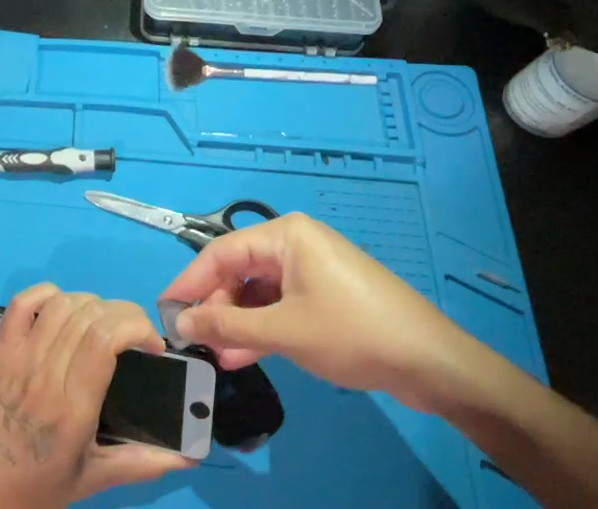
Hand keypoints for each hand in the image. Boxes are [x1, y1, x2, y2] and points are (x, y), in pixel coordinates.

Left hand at [0, 284, 193, 508]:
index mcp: (72, 408)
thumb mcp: (89, 481)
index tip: (152, 345)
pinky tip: (63, 308)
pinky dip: (48, 294)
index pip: (105, 338)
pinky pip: (22, 303)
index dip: (136, 326)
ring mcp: (17, 356)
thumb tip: (185, 454)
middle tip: (135, 336)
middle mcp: (45, 373)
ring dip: (91, 303)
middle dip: (123, 314)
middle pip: (89, 314)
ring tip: (103, 324)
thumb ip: (138, 463)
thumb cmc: (29, 487)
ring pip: (61, 303)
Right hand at [161, 213, 488, 413]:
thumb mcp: (282, 332)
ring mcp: (313, 269)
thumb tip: (182, 324)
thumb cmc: (352, 332)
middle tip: (195, 340)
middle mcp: (296, 243)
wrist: (432, 363)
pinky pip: (281, 303)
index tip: (165, 309)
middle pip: (240, 271)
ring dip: (238, 322)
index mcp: (285, 234)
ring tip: (218, 355)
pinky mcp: (327, 294)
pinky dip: (263, 327)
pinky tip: (245, 354)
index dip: (189, 282)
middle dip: (216, 307)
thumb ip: (226, 327)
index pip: (221, 252)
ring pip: (259, 291)